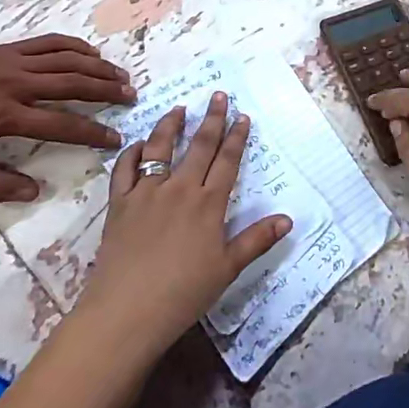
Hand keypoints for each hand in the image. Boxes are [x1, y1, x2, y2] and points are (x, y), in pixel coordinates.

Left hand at [0, 35, 134, 203]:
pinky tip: (91, 52)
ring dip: (98, 66)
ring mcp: (13, 61)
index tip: (115, 139)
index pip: (61, 124)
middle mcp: (16, 84)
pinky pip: (49, 42)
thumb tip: (33, 191)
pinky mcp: (7, 48)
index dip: (93, 132)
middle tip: (131, 97)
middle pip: (74, 84)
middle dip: (107, 90)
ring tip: (121, 75)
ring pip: (67, 60)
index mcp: (4, 116)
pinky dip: (74, 46)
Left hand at [79, 93, 291, 348]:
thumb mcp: (227, 269)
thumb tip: (288, 219)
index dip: (237, 136)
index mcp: (208, 204)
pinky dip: (131, 152)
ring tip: (178, 108)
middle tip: (218, 95)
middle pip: (199, 146)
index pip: (227, 160)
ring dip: (170, 125)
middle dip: (212, 118)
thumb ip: (256, 240)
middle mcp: (179, 189)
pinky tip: (138, 144)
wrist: (126, 312)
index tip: (243, 115)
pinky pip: (124, 169)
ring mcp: (146, 193)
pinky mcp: (120, 203)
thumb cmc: (183, 294)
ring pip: (160, 148)